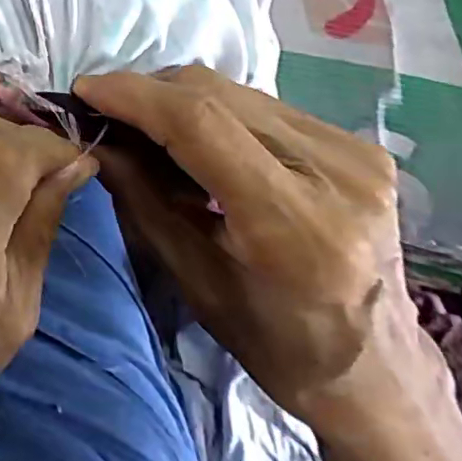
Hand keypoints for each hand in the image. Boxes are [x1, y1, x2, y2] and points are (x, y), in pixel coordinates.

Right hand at [75, 67, 461, 460]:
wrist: (378, 371)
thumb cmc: (274, 341)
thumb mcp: (191, 278)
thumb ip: (139, 197)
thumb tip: (92, 136)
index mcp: (297, 227)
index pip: (201, 124)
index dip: (133, 96)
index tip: (83, 90)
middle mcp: (337, 178)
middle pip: (215, 94)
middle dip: (145, 91)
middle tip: (103, 110)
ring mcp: (356, 155)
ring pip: (234, 89)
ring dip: (174, 97)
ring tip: (144, 126)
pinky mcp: (359, 146)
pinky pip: (258, 103)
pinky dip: (210, 108)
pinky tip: (194, 139)